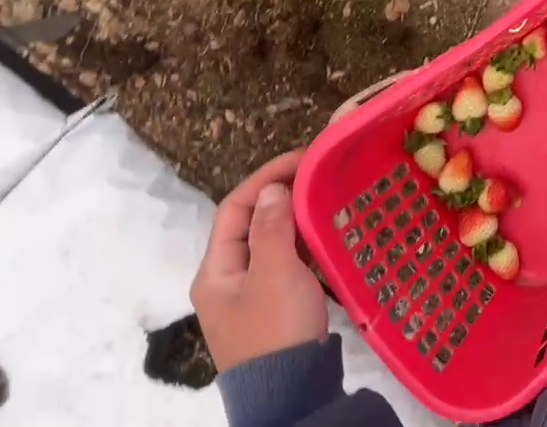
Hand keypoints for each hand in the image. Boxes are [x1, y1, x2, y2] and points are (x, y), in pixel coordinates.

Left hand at [190, 150, 328, 371]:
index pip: (235, 206)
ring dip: (297, 214)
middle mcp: (227, 277)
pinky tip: (330, 231)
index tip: (305, 157)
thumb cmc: (276, 326)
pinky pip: (288, 257)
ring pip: (272, 238)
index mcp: (216, 269)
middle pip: (252, 220)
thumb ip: (271, 228)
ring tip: (331, 195)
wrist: (288, 387)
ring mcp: (251, 291)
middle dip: (284, 192)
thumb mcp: (275, 273)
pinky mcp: (276, 302)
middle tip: (322, 173)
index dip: (267, 176)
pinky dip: (306, 238)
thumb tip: (272, 188)